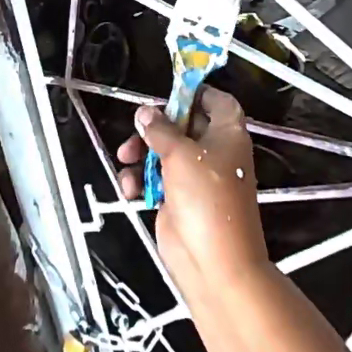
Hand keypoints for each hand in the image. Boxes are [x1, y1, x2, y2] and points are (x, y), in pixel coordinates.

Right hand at [116, 87, 269, 297]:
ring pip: (163, 151)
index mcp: (227, 136)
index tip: (170, 90)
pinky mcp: (177, 199)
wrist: (213, 260)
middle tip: (137, 128)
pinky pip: (154, 178)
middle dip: (155, 126)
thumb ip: (160, 129)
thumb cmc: (206, 198)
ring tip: (124, 158)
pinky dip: (140, 180)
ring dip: (140, 153)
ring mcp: (195, 177)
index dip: (197, 93)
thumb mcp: (181, 153)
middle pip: (183, 125)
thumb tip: (145, 112)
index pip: (218, 102)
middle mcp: (213, 153)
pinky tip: (130, 188)